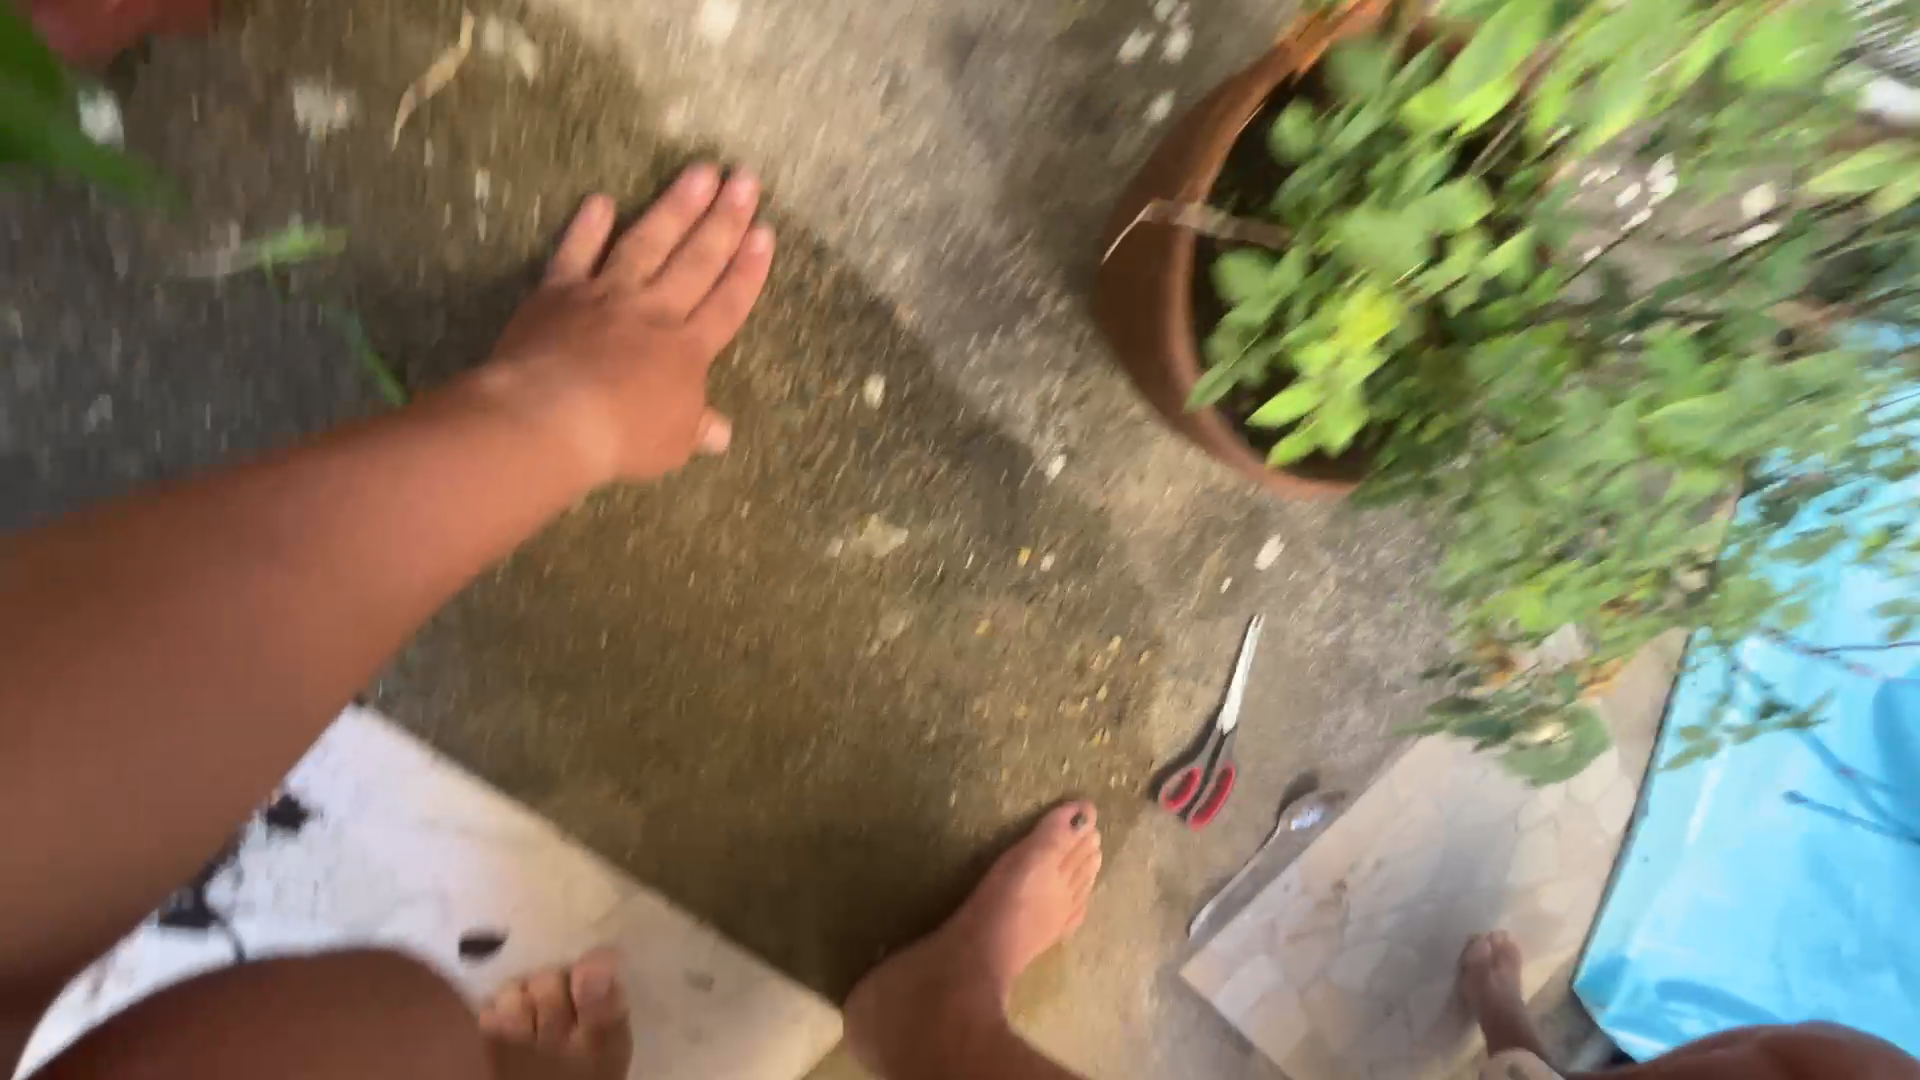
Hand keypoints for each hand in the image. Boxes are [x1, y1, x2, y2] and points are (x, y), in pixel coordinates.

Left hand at [475, 164, 774, 482]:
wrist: (551, 418)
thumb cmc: (624, 437)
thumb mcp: (673, 444)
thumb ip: (698, 429)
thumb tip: (721, 433)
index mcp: (688, 349)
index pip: (727, 302)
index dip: (749, 269)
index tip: (765, 233)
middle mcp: (654, 311)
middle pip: (697, 260)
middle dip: (725, 219)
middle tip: (745, 180)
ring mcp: (606, 295)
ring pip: (648, 242)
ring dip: (676, 206)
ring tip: (700, 171)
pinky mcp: (559, 291)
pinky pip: (575, 252)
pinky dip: (587, 227)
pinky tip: (601, 201)